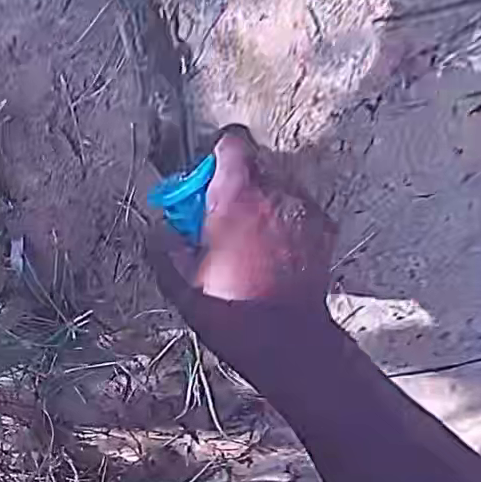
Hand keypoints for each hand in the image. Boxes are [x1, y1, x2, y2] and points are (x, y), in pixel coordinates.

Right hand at [148, 126, 337, 372]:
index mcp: (236, 200)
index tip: (198, 186)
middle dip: (229, 187)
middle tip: (210, 223)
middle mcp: (275, 194)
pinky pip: (295, 209)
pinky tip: (264, 254)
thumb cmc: (227, 309)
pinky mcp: (322, 227)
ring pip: (275, 187)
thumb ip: (165, 246)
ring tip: (238, 243)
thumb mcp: (179, 282)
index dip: (212, 158)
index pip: (230, 144)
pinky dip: (278, 220)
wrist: (283, 337)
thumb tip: (159, 229)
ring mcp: (304, 209)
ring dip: (254, 204)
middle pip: (251, 167)